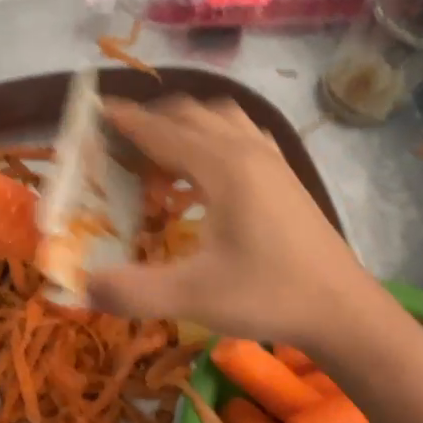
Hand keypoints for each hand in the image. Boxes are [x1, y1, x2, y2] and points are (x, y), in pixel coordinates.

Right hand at [93, 97, 422, 422]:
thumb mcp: (191, 298)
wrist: (343, 311)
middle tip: (117, 142)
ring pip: (220, 119)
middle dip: (150, 119)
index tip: (94, 112)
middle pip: (190, 113)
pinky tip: (203, 173)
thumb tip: (79, 287)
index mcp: (223, 167)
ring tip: (157, 155)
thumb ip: (131, 291)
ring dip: (183, 125)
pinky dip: (211, 138)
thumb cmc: (268, 296)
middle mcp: (247, 151)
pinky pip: (240, 136)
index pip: (162, 130)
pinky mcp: (285, 177)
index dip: (125, 120)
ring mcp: (272, 161)